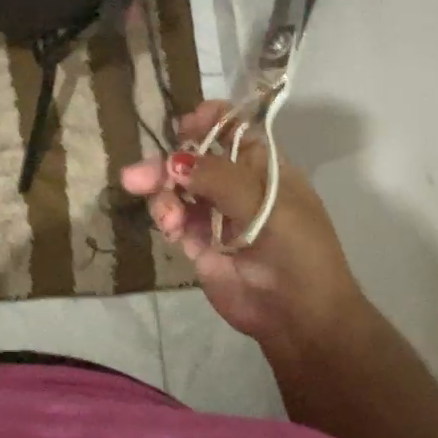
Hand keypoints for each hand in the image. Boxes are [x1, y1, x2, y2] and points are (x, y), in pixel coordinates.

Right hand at [121, 102, 359, 348]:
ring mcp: (215, 215)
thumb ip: (218, 179)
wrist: (300, 315)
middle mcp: (237, 185)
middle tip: (137, 176)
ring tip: (164, 216)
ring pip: (177, 190)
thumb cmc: (299, 250)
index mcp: (264, 167)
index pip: (232, 130)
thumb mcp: (267, 205)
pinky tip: (170, 228)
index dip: (207, 122)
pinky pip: (174, 221)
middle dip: (166, 164)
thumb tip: (173, 161)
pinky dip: (166, 219)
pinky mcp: (199, 244)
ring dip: (162, 194)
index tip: (183, 126)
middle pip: (193, 160)